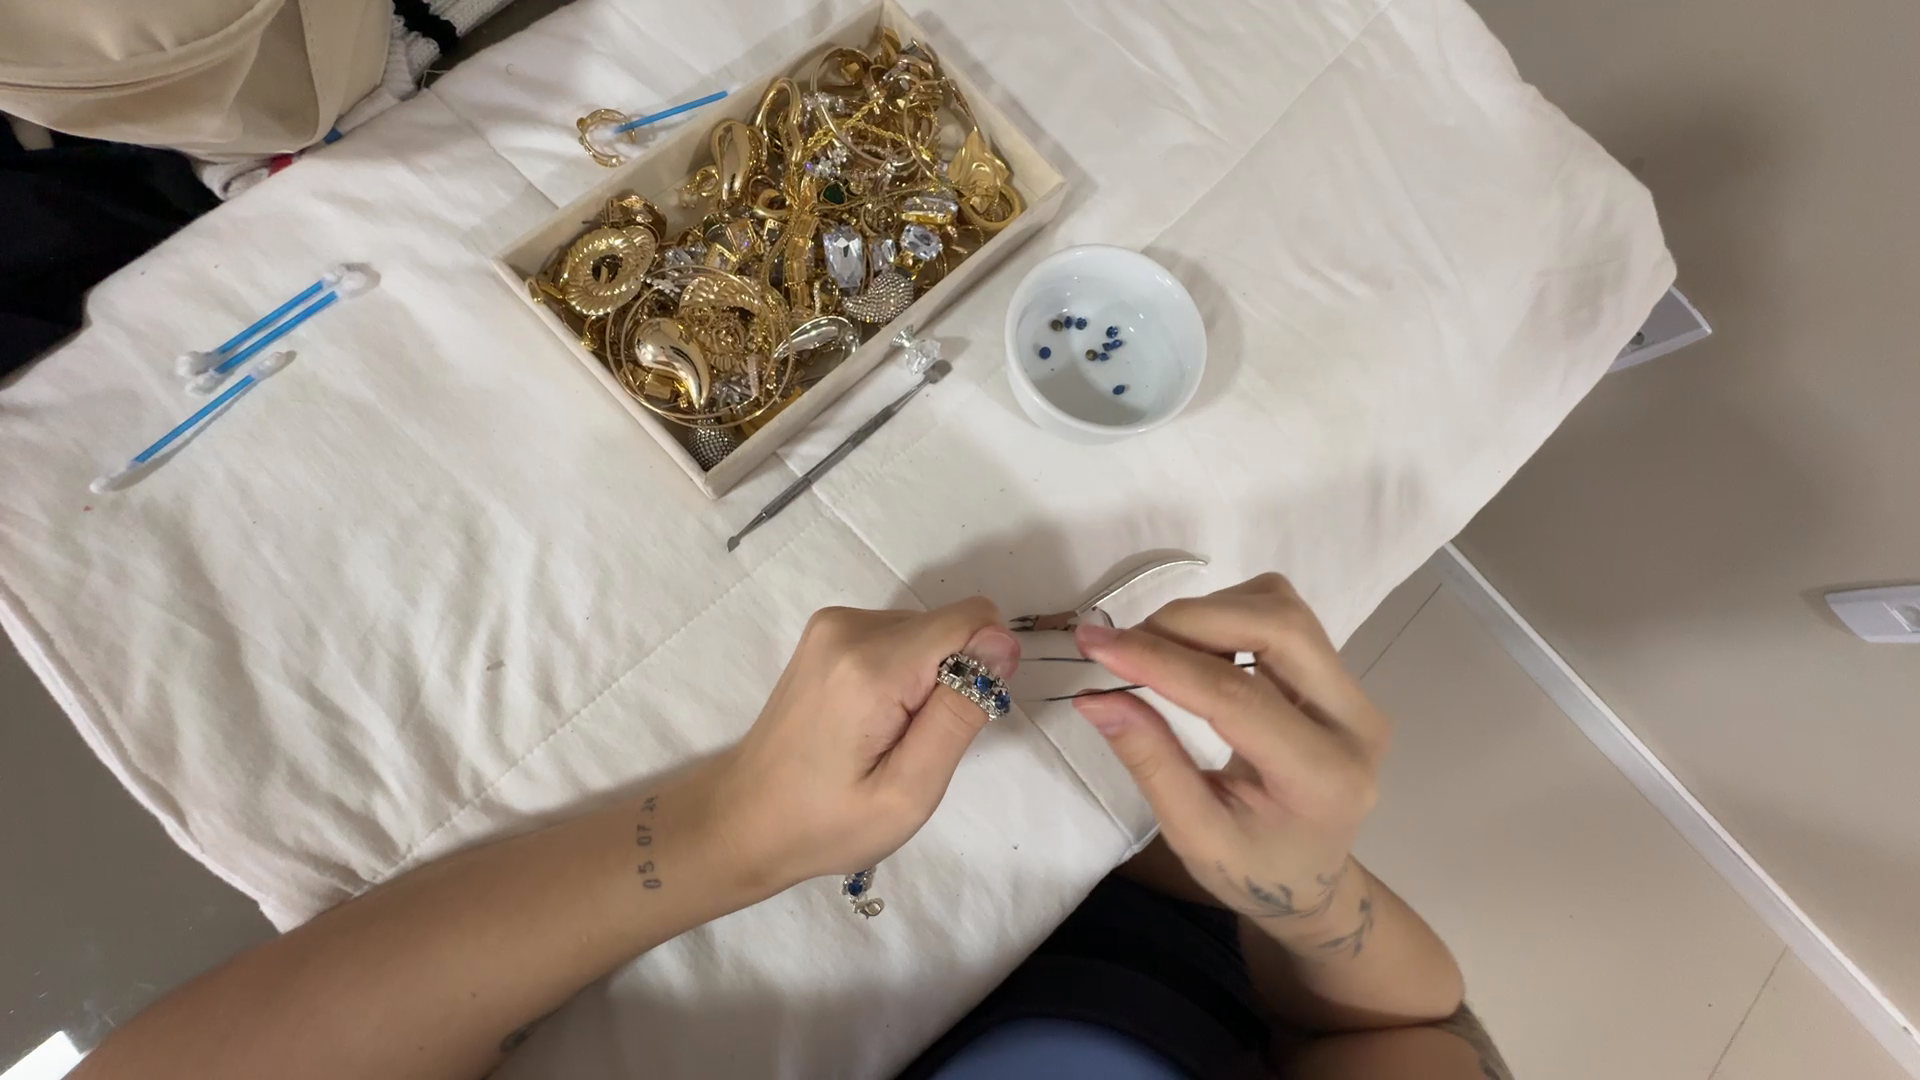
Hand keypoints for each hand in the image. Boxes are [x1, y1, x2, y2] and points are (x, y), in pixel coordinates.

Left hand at [704, 598, 1020, 894]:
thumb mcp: (910, 791)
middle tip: (913, 740)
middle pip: (946, 627)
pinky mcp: (828, 629)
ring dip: (924, 678)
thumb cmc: (829, 821)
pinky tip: (871, 715)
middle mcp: (850, 626)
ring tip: (886, 732)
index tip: (956, 719)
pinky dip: (902, 671)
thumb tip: (1002, 643)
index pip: (970, 620)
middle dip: (950, 679)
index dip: (983, 667)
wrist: (746, 816)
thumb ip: (959, 713)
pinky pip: (898, 634)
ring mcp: (834, 622)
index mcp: (872, 665)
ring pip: (925, 631)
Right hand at [1071, 574, 1389, 950]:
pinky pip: (1279, 610)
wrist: (1312, 879)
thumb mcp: (1194, 833)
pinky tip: (1196, 649)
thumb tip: (1094, 695)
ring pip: (1279, 607)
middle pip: (1276, 626)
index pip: (1237, 695)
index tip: (1093, 645)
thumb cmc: (1253, 869)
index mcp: (1324, 778)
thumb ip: (1149, 760)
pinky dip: (1224, 613)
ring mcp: (1353, 690)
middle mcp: (1354, 721)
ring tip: (1156, 650)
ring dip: (1205, 614)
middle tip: (1124, 646)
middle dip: (1187, 622)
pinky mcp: (1336, 672)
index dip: (1159, 661)